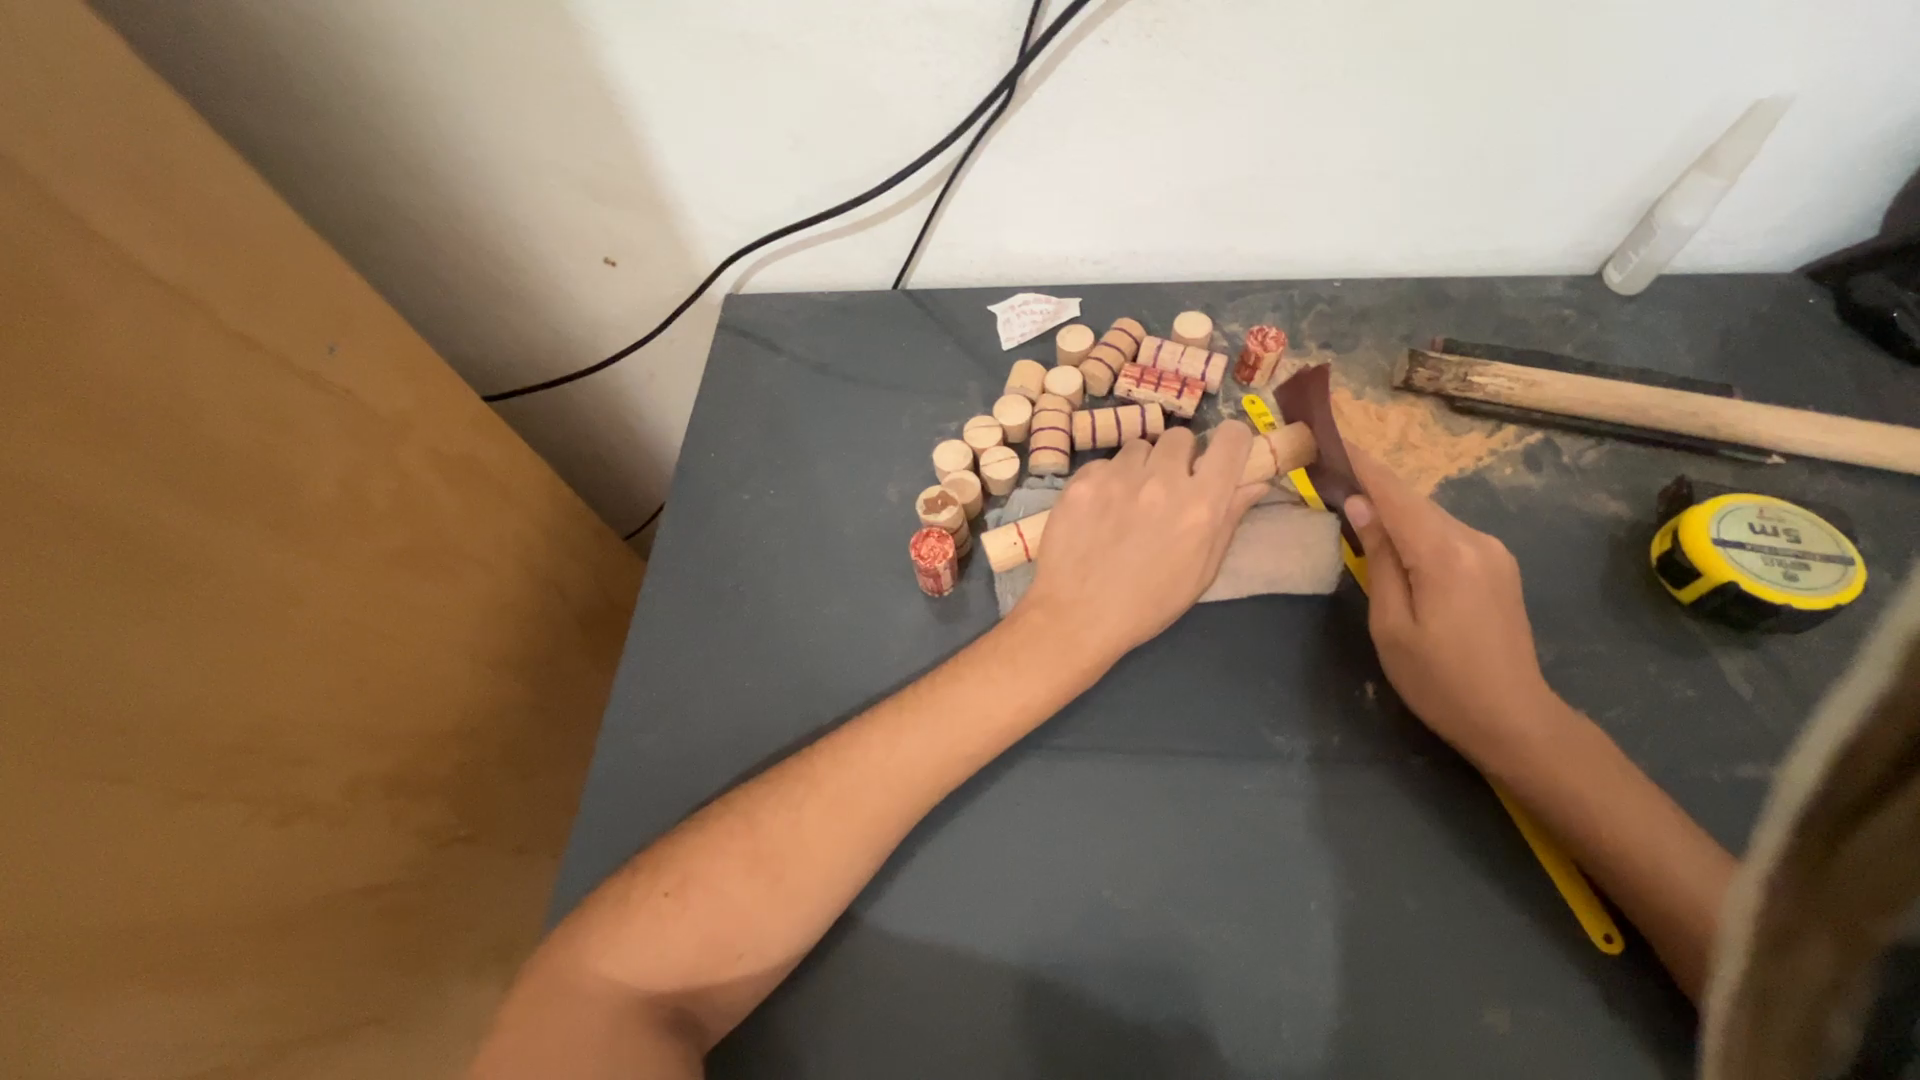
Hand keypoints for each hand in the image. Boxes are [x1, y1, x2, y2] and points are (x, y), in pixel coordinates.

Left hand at [1018, 423, 1267, 661]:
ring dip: (1140, 467)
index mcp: (1201, 504)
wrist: (1077, 617)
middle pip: (1180, 437)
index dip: (1229, 442)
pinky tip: (1098, 511)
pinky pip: (1103, 464)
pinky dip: (1105, 480)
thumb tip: (1254, 483)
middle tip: (1167, 488)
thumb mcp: (1201, 572)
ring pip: (1139, 447)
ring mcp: (1118, 478)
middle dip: (1178, 457)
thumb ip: (1228, 521)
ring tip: (1129, 501)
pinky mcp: (1082, 482)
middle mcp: (1162, 480)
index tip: (1219, 457)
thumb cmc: (1147, 604)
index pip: (1231, 438)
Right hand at [1343, 449, 1564, 766]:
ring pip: (1430, 517)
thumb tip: (1360, 506)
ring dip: (1393, 510)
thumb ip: (1379, 559)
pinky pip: (1446, 535)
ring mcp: (1492, 552)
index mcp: (1445, 553)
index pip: (1394, 492)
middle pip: (1413, 501)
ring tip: (1352, 508)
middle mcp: (1475, 540)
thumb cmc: (1438, 680)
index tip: (1329, 437)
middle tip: (1327, 475)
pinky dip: (1415, 530)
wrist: (1514, 718)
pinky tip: (1393, 541)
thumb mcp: (1391, 624)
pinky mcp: (1498, 567)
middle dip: (1371, 485)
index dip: (1360, 463)